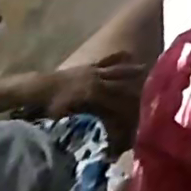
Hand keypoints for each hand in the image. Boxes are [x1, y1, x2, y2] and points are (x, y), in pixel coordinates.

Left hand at [28, 52, 147, 147]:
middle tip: (149, 93)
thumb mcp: (67, 118)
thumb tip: (95, 136)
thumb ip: (85, 123)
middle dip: (134, 90)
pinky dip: (118, 57)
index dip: (126, 111)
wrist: (40, 88)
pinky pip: (107, 60)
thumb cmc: (50, 106)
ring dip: (132, 70)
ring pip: (117, 70)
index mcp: (93, 95)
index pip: (115, 103)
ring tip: (147, 69)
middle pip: (120, 85)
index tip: (139, 115)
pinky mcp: (90, 66)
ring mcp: (94, 71)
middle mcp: (97, 81)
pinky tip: (129, 54)